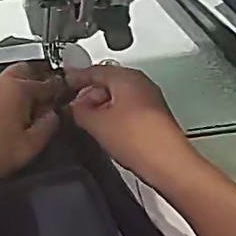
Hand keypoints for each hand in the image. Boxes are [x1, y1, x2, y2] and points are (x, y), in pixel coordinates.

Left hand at [0, 63, 63, 202]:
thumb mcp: (32, 143)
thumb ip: (49, 125)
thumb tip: (54, 115)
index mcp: (20, 87)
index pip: (50, 82)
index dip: (64, 89)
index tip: (71, 94)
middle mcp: (4, 83)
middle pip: (31, 70)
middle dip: (45, 78)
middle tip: (57, 93)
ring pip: (17, 77)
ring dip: (30, 84)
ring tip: (41, 104)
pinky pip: (6, 88)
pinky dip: (17, 93)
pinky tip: (22, 111)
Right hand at [66, 63, 198, 183]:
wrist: (169, 165)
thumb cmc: (141, 140)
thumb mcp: (95, 124)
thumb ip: (78, 110)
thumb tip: (74, 107)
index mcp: (127, 78)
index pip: (95, 70)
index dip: (76, 77)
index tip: (66, 82)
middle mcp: (142, 85)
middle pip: (108, 82)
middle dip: (89, 94)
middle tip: (74, 106)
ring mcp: (151, 101)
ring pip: (119, 97)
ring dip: (101, 107)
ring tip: (89, 122)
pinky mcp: (155, 119)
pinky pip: (129, 110)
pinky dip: (114, 116)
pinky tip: (108, 132)